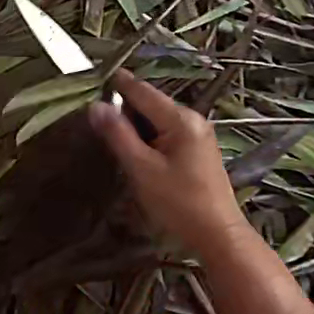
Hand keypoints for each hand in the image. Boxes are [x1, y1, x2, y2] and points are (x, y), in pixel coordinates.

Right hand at [88, 70, 250, 254]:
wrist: (219, 236)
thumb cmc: (179, 203)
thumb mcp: (142, 169)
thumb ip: (118, 135)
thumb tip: (95, 106)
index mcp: (180, 119)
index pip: (142, 91)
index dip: (118, 83)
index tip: (95, 77)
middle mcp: (193, 118)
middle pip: (151, 103)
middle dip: (126, 108)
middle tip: (99, 117)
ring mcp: (199, 133)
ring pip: (158, 118)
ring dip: (137, 124)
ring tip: (114, 135)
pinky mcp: (199, 148)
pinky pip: (168, 131)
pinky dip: (150, 135)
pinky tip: (138, 151)